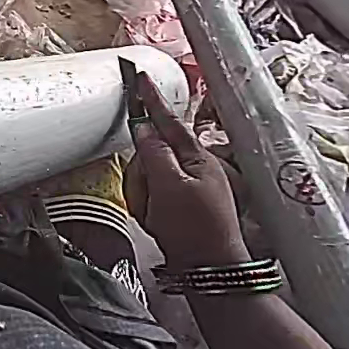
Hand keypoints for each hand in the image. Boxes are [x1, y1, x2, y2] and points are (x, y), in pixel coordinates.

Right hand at [123, 77, 249, 269]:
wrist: (209, 272)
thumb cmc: (194, 229)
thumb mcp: (169, 187)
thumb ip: (153, 153)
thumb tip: (143, 127)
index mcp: (197, 158)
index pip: (168, 121)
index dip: (151, 100)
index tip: (139, 77)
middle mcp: (192, 168)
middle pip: (148, 154)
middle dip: (141, 177)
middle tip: (150, 199)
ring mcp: (185, 186)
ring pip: (144, 176)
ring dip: (143, 196)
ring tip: (157, 216)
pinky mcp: (177, 203)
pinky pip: (148, 195)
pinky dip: (147, 207)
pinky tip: (158, 222)